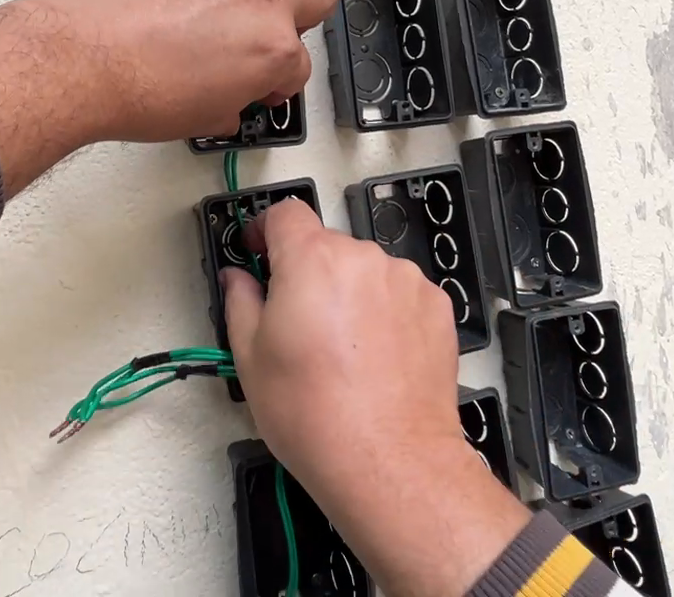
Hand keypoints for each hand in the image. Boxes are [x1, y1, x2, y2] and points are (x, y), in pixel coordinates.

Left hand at [0, 0, 335, 192]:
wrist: (77, 58)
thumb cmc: (133, 91)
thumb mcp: (200, 118)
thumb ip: (233, 98)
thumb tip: (229, 94)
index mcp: (272, 47)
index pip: (299, 63)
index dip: (277, 79)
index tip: (256, 82)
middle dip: (296, 16)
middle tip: (252, 35)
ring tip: (187, 18)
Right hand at [221, 200, 530, 596]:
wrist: (389, 461)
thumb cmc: (316, 415)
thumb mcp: (250, 357)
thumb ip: (240, 301)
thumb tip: (238, 280)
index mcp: (312, 259)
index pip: (285, 212)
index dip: (266, 228)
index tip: (260, 248)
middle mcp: (362, 258)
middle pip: (325, 244)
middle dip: (308, 271)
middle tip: (298, 320)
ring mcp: (404, 280)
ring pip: (363, 269)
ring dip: (349, 291)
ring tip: (342, 346)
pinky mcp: (435, 306)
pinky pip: (398, 291)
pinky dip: (384, 310)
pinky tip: (374, 353)